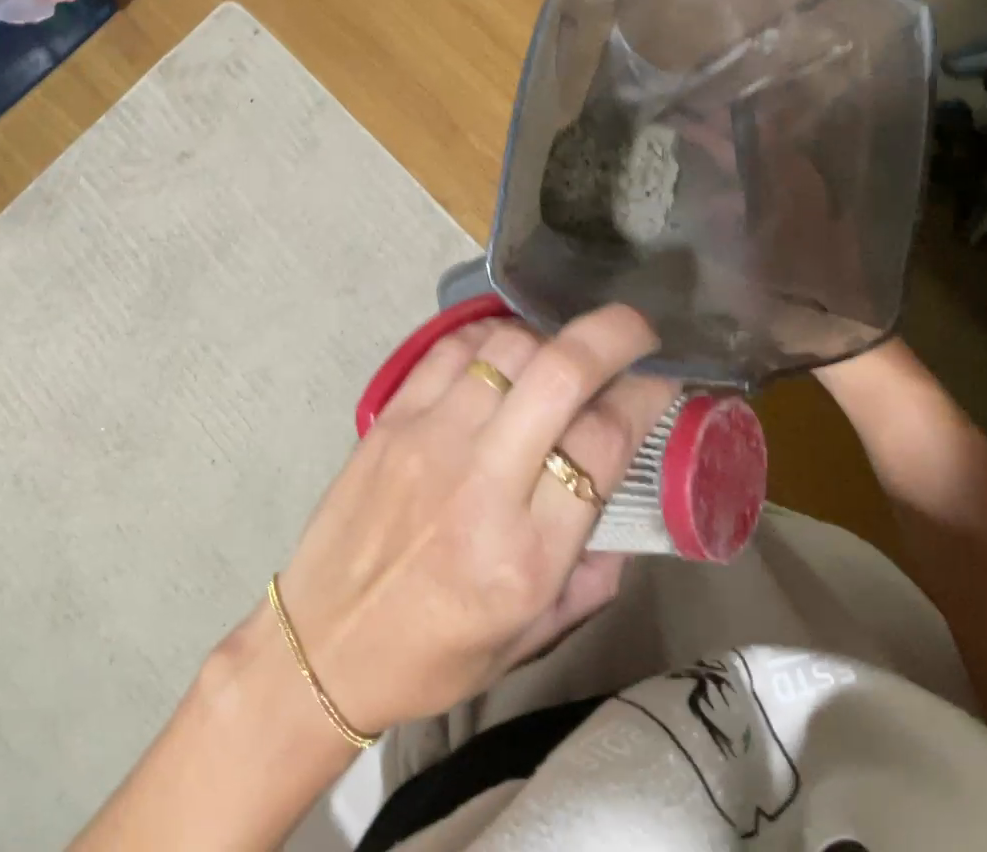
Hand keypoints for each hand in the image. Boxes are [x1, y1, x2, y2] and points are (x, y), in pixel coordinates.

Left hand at [272, 304, 677, 736]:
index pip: (604, 443)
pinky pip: (449, 350)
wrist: (324, 648)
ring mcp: (428, 442)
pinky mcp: (388, 421)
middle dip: (614, 335)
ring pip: (505, 348)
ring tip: (563, 353)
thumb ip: (594, 576)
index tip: (662, 383)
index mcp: (528, 553)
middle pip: (561, 373)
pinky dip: (488, 337)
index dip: (645, 397)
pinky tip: (503, 354)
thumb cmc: (434, 655)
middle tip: (636, 330)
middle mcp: (481, 484)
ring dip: (549, 337)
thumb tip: (627, 509)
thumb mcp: (531, 638)